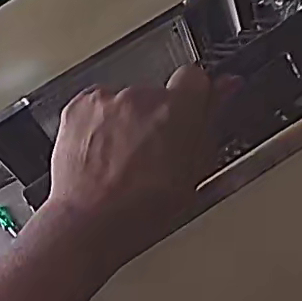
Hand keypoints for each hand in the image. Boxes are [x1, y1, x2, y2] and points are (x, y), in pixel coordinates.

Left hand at [42, 64, 234, 262]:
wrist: (90, 223)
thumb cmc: (139, 210)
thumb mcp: (192, 175)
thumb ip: (208, 126)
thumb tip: (222, 93)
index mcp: (177, 110)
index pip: (195, 78)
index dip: (193, 97)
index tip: (190, 110)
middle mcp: (141, 97)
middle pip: (156, 95)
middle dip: (156, 119)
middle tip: (152, 156)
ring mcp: (107, 101)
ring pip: (124, 104)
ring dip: (126, 124)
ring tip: (121, 164)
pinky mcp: (78, 107)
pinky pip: (96, 108)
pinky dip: (98, 126)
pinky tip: (101, 157)